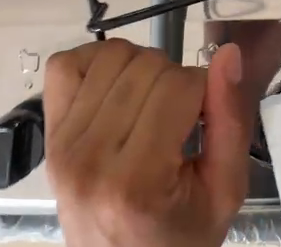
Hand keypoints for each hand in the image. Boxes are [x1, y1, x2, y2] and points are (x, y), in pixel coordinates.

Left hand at [44, 40, 251, 246]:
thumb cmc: (182, 237)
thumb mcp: (225, 191)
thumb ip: (231, 121)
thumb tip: (228, 52)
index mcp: (137, 182)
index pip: (180, 85)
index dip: (205, 90)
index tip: (205, 120)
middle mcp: (90, 161)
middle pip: (147, 67)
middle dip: (176, 79)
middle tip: (179, 118)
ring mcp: (63, 147)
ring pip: (111, 57)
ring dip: (141, 67)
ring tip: (151, 103)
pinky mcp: (49, 138)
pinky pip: (66, 66)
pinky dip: (95, 63)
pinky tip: (117, 89)